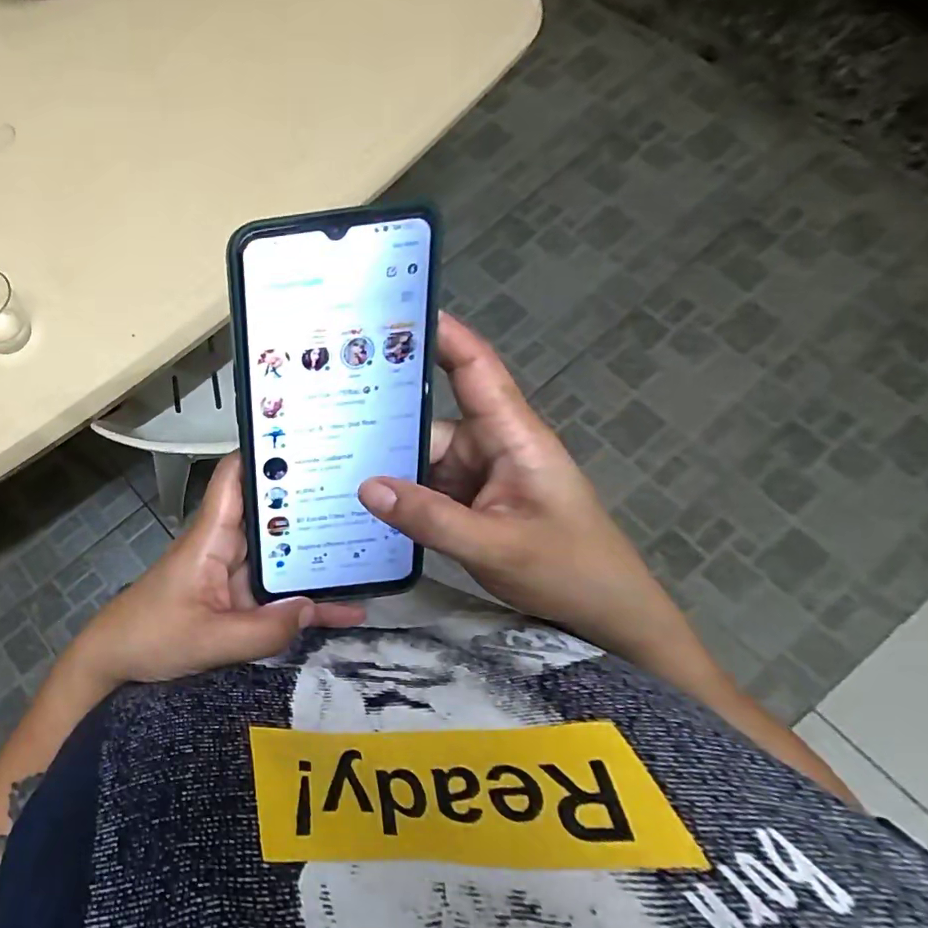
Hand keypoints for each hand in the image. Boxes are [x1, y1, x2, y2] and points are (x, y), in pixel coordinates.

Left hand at [67, 453, 365, 689]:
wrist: (113, 663)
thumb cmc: (149, 637)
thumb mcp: (209, 640)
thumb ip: (264, 631)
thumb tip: (314, 608)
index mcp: (211, 537)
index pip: (234, 478)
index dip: (265, 454)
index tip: (309, 442)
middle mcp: (226, 546)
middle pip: (272, 516)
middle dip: (312, 506)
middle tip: (366, 498)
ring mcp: (234, 574)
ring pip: (282, 558)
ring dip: (318, 558)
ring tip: (372, 552)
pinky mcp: (237, 600)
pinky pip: (277, 595)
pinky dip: (306, 602)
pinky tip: (346, 610)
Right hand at [354, 313, 681, 660]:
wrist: (606, 616)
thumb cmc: (569, 570)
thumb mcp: (496, 546)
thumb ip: (431, 519)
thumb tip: (365, 486)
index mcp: (513, 437)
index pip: (477, 370)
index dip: (443, 335)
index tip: (397, 311)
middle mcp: (492, 447)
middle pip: (430, 422)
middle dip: (383, 418)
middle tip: (321, 408)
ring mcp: (480, 477)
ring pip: (421, 459)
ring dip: (385, 465)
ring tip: (325, 462)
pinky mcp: (470, 503)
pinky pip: (425, 489)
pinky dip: (397, 495)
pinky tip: (357, 499)